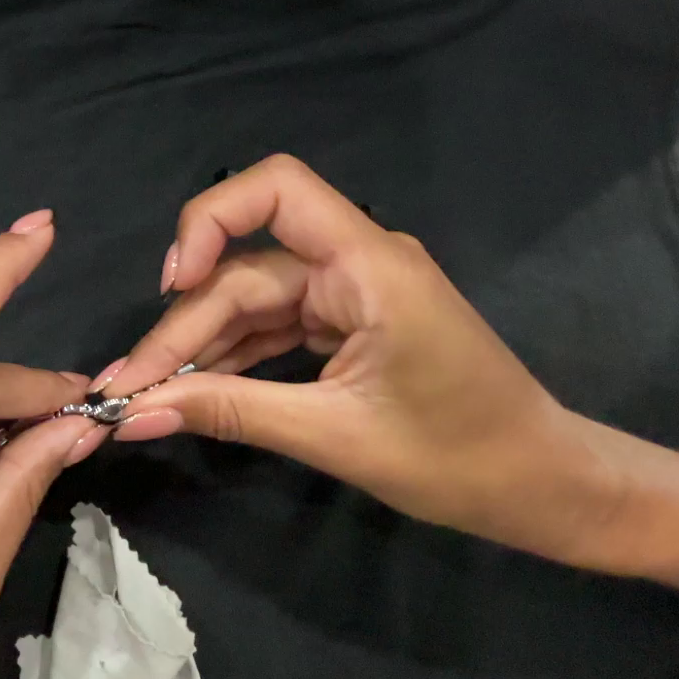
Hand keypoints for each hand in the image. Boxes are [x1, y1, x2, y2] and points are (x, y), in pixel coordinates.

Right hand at [103, 155, 629, 568]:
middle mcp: (354, 260)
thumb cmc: (463, 461)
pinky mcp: (343, 318)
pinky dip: (231, 354)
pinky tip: (193, 387)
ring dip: (199, 343)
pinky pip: (270, 322)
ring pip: (249, 297)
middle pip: (244, 268)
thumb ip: (232, 412)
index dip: (210, 219)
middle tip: (129, 385)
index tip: (171, 284)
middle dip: (185, 326)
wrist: (549, 489)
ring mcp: (348, 290)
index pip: (276, 188)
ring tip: (145, 391)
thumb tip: (135, 412)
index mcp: (369, 265)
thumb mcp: (336, 437)